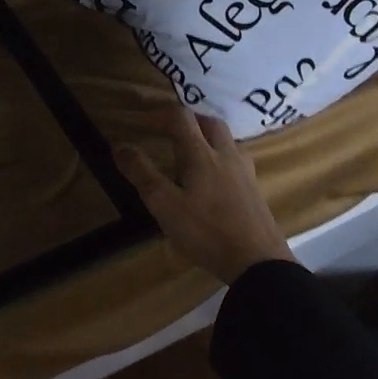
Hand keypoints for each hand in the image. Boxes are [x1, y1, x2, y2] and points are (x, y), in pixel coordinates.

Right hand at [114, 109, 296, 284]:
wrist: (258, 264)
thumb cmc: (206, 231)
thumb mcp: (164, 204)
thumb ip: (141, 173)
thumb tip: (119, 146)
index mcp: (201, 154)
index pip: (181, 118)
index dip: (159, 114)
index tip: (141, 123)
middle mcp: (226, 156)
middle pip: (210, 122)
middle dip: (188, 121)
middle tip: (169, 133)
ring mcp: (245, 173)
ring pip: (228, 141)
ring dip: (208, 137)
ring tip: (192, 153)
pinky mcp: (256, 192)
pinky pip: (237, 161)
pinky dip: (221, 158)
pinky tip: (215, 179)